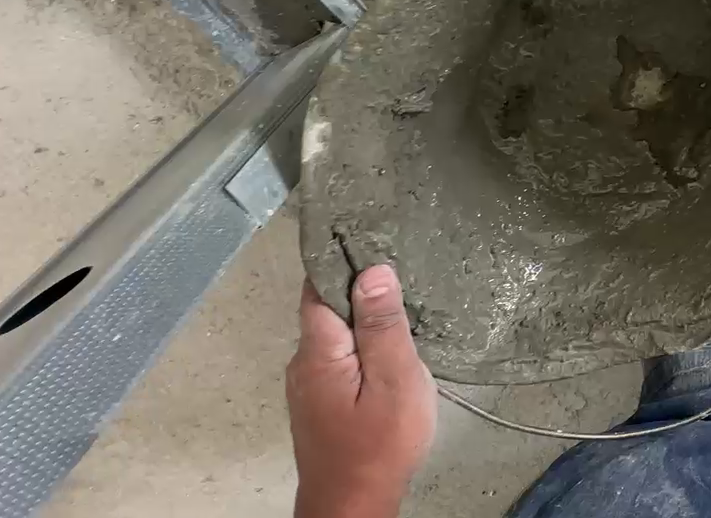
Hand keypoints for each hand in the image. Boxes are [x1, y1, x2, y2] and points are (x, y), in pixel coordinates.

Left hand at [287, 265, 436, 517]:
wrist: (357, 504)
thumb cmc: (381, 439)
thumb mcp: (393, 378)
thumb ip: (382, 325)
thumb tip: (372, 271)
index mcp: (319, 352)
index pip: (318, 289)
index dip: (336, 255)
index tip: (362, 220)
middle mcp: (306, 362)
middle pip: (326, 306)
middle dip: (356, 275)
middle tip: (399, 242)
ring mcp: (313, 382)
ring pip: (336, 327)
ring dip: (363, 302)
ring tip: (404, 276)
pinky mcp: (326, 396)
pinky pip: (343, 346)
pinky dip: (365, 326)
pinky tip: (394, 322)